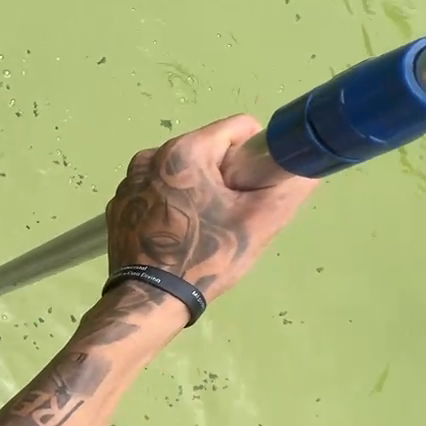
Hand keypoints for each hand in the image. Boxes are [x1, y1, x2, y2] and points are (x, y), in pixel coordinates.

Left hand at [106, 114, 317, 301]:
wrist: (151, 296)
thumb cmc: (208, 255)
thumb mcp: (264, 218)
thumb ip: (292, 182)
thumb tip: (306, 162)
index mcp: (181, 151)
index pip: (238, 129)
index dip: (255, 154)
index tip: (253, 186)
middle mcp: (148, 158)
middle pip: (207, 150)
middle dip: (225, 174)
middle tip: (229, 212)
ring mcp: (128, 182)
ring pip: (182, 171)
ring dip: (198, 189)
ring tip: (203, 225)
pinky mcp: (118, 205)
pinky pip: (157, 191)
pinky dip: (171, 203)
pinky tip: (178, 232)